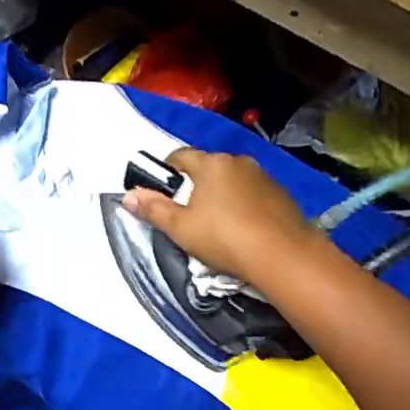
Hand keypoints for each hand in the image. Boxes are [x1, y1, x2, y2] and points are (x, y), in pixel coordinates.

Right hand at [121, 149, 322, 286]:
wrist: (281, 254)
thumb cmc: (223, 238)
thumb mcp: (180, 228)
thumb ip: (153, 209)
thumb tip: (128, 195)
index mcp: (211, 164)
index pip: (180, 156)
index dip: (166, 170)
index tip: (162, 190)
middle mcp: (238, 161)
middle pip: (208, 167)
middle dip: (195, 184)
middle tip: (188, 213)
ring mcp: (263, 175)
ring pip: (232, 180)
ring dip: (222, 194)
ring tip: (217, 223)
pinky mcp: (281, 193)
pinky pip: (253, 193)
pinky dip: (243, 204)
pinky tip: (243, 227)